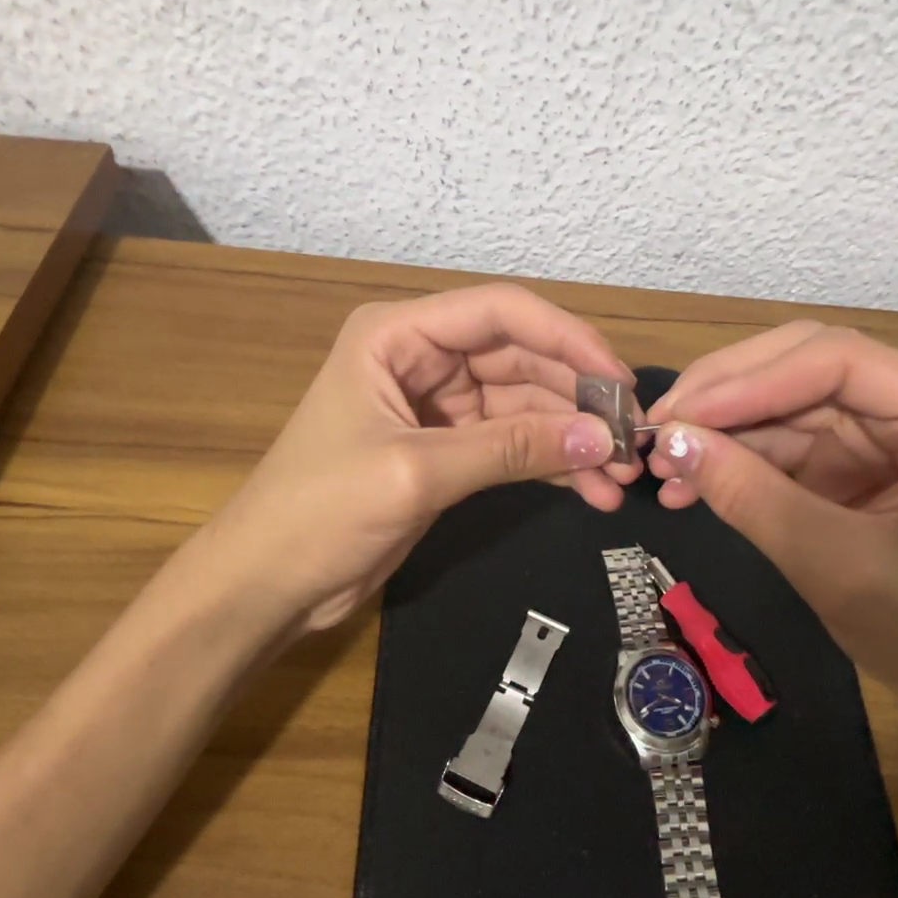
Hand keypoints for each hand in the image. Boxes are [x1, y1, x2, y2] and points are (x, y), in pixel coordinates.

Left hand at [189, 284, 639, 633]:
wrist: (267, 584)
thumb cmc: (319, 511)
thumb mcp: (417, 472)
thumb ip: (510, 449)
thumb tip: (601, 439)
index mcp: (400, 336)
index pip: (501, 313)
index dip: (567, 339)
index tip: (619, 381)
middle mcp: (424, 359)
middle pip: (522, 360)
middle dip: (577, 400)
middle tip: (631, 442)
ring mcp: (440, 407)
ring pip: (525, 407)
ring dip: (572, 440)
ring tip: (620, 478)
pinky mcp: (449, 451)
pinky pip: (514, 445)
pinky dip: (551, 465)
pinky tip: (590, 490)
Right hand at [644, 322, 897, 726]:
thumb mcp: (834, 564)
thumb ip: (752, 497)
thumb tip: (669, 442)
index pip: (838, 360)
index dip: (751, 380)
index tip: (679, 415)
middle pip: (806, 365)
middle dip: (727, 394)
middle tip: (658, 426)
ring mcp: (885, 426)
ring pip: (785, 398)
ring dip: (721, 428)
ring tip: (660, 461)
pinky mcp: (854, 456)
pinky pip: (783, 437)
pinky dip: (734, 456)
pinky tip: (689, 479)